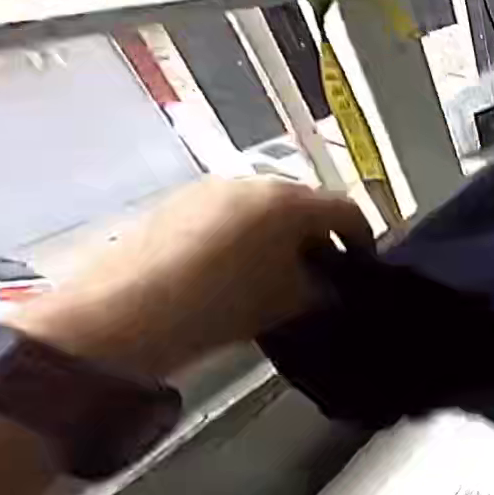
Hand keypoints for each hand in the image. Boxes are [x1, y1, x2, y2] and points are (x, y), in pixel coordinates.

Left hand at [11, 177, 371, 377]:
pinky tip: (235, 271)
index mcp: (290, 201)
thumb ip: (324, 290)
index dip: (363, 239)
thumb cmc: (226, 304)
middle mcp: (252, 181)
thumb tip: (330, 287)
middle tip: (322, 272)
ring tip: (277, 274)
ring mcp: (210, 188)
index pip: (346, 210)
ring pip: (264, 208)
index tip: (363, 265)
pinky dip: (246, 236)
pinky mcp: (177, 203)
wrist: (130, 312)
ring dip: (281, 236)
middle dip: (319, 236)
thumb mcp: (291, 302)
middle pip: (303, 204)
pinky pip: (229, 214)